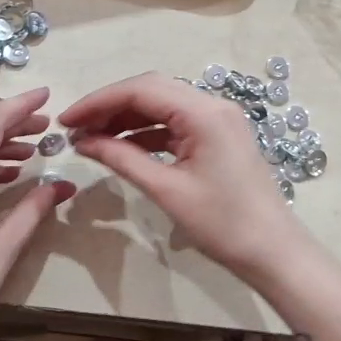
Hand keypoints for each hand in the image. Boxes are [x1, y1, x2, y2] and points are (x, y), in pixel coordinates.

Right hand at [60, 73, 313, 282]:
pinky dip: (146, 132)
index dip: (99, 101)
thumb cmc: (222, 223)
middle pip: (150, 90)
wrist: (273, 251)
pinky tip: (120, 148)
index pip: (140, 89)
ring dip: (126, 118)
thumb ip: (122, 159)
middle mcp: (212, 105)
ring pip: (161, 105)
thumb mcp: (166, 190)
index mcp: (203, 112)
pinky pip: (175, 123)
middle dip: (109, 106)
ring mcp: (217, 120)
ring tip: (91, 139)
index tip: (67, 120)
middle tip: (74, 128)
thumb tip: (83, 142)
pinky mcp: (218, 137)